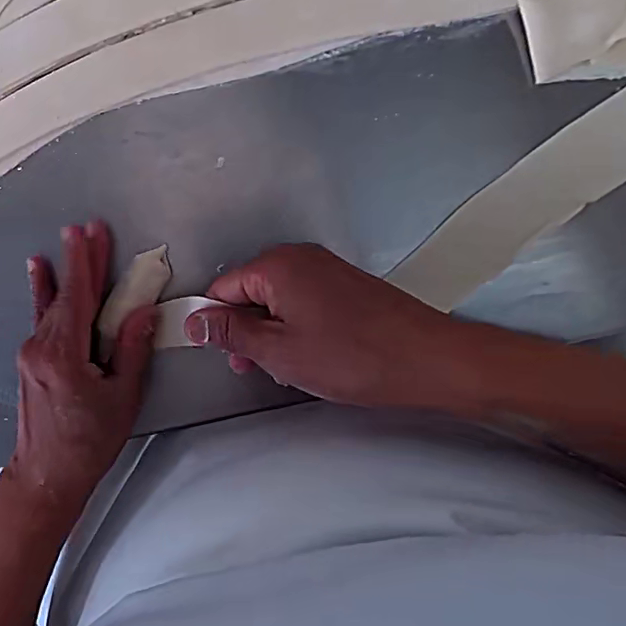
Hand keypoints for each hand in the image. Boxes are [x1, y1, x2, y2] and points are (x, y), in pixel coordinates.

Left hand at [7, 221, 156, 519]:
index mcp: (64, 355)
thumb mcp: (122, 398)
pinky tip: (41, 271)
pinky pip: (41, 318)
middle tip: (90, 228)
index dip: (86, 262)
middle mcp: (41, 347)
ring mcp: (31, 351)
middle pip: (67, 294)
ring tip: (73, 241)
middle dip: (81, 260)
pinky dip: (45, 292)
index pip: (79, 297)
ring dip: (68, 273)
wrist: (46, 475)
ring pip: (54, 304)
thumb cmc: (88, 443)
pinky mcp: (30, 358)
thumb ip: (131, 350)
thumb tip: (142, 312)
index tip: (90, 233)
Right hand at [185, 244, 465, 410]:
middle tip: (255, 367)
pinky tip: (312, 354)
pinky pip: (302, 300)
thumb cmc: (356, 356)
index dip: (214, 323)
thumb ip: (230, 332)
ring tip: (288, 367)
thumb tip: (196, 320)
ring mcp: (324, 268)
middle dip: (244, 330)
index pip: (221, 288)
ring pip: (276, 299)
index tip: (219, 353)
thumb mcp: (278, 351)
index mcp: (276, 266)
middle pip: (248, 291)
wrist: (430, 359)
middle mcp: (299, 257)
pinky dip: (296, 326)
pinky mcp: (343, 283)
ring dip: (271, 332)